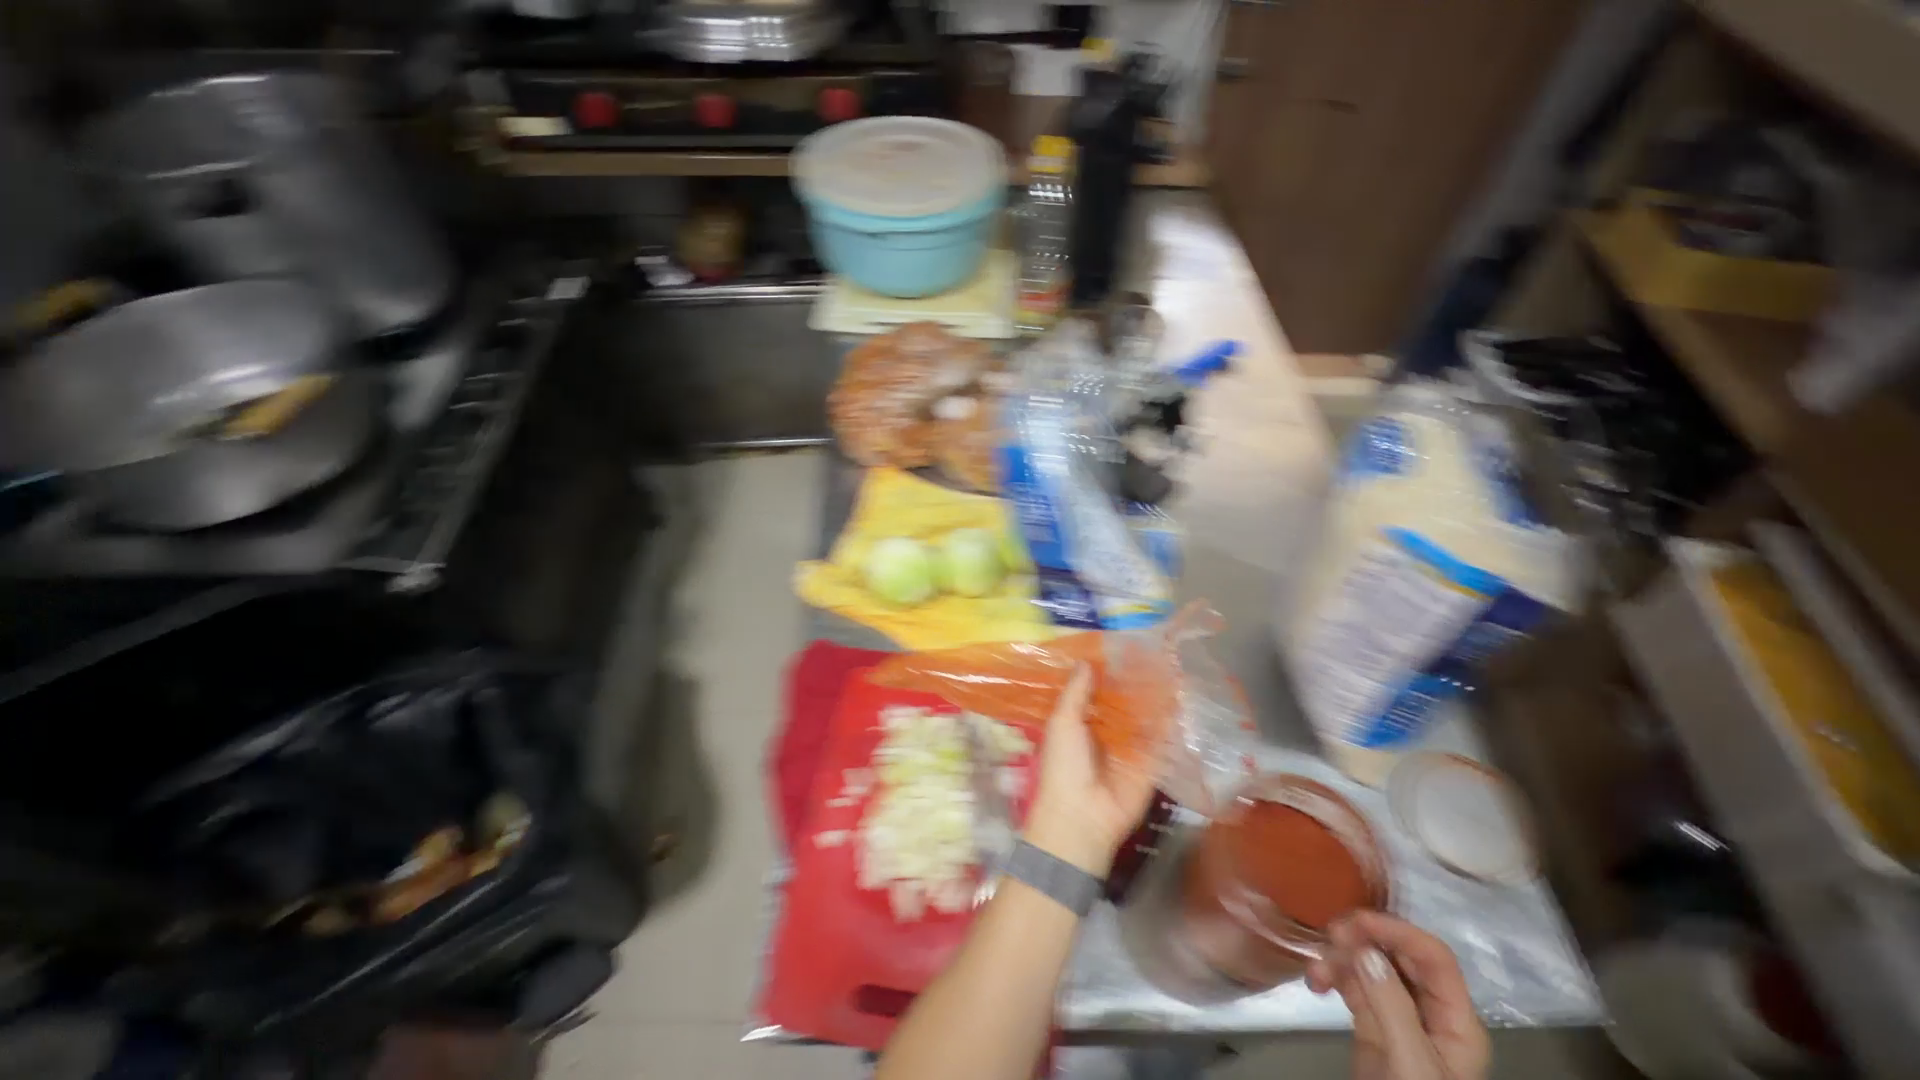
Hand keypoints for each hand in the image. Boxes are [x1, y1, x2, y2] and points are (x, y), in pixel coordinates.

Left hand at [1021, 664, 1157, 876]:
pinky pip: (1164, 739)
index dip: (1110, 673)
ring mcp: (1131, 748)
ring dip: (1157, 697)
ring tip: (1173, 665)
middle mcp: (1107, 733)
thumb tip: (1087, 661)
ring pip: (1146, 717)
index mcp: (1081, 723)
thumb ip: (1077, 692)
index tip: (1125, 646)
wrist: (1083, 817)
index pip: (1098, 692)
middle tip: (1156, 650)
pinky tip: (1185, 696)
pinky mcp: (1152, 763)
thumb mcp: (1063, 722)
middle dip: (1137, 682)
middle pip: (1125, 702)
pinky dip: (1173, 721)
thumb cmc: (1064, 765)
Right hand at [1307, 912, 1490, 1079]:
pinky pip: (1355, 990)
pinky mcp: (1374, 1032)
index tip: (1355, 920)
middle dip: (1366, 940)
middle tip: (1328, 935)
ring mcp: (1402, 1023)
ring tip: (1315, 968)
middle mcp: (1432, 1016)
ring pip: (1374, 970)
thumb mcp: (1410, 1066)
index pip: (1435, 959)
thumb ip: (1391, 1007)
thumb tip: (1367, 950)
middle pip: (1402, 958)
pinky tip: (1315, 981)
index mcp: (1457, 1024)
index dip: (1399, 932)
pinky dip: (1335, 978)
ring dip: (1342, 960)